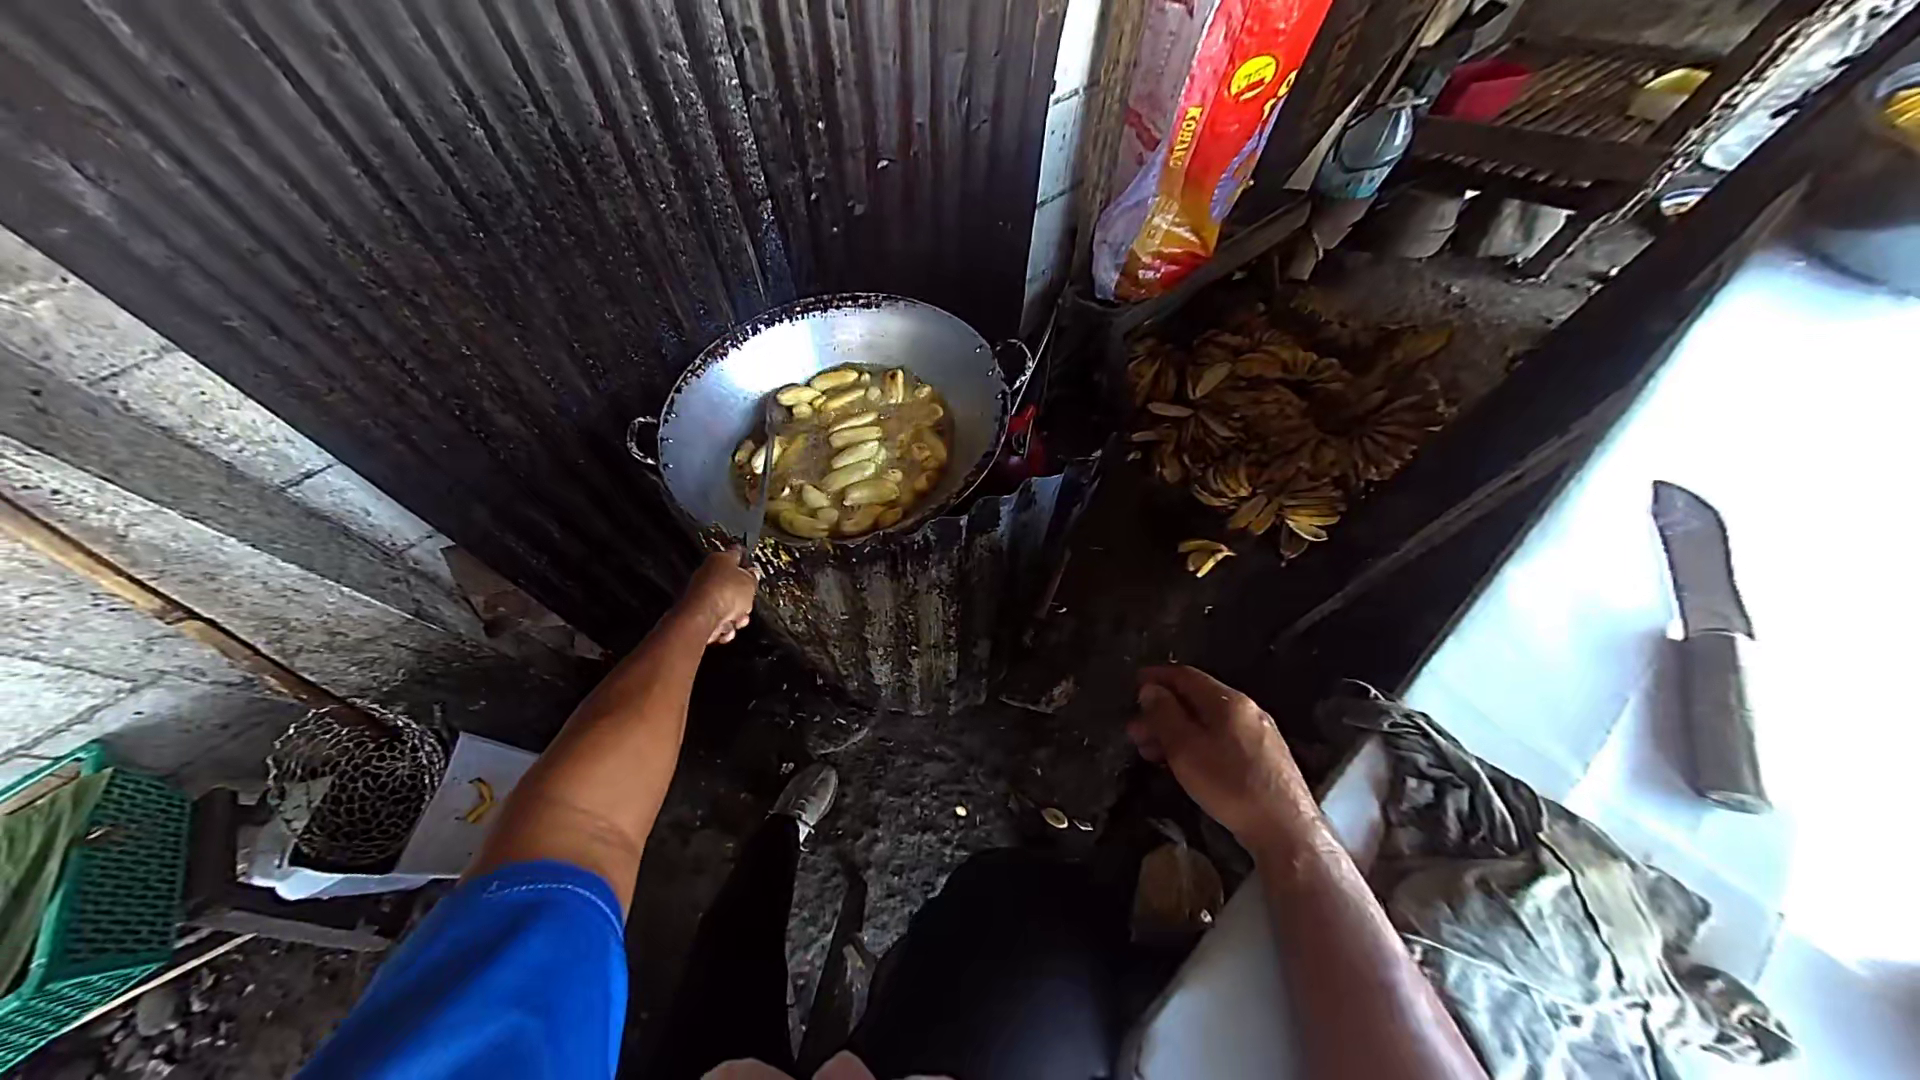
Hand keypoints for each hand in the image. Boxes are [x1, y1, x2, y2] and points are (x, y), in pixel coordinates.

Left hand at [677, 548, 757, 643]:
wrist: (703, 617)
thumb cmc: (723, 594)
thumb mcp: (750, 583)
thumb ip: (753, 577)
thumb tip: (753, 575)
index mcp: (719, 559)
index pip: (735, 555)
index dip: (745, 560)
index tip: (750, 564)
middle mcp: (707, 574)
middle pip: (732, 585)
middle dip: (743, 598)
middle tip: (747, 602)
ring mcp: (701, 595)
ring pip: (726, 606)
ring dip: (735, 616)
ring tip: (738, 619)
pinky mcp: (698, 613)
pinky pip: (717, 620)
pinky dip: (724, 626)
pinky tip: (727, 627)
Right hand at [1129, 665, 1319, 855]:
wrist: (1286, 829)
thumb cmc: (1230, 784)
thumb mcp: (1185, 748)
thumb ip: (1164, 714)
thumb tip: (1151, 689)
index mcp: (1228, 701)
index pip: (1186, 675)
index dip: (1157, 677)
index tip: (1134, 683)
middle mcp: (1246, 709)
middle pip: (1195, 700)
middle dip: (1161, 712)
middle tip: (1136, 730)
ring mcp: (1258, 733)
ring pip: (1207, 722)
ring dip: (1175, 731)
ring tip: (1151, 752)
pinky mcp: (1264, 758)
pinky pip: (1220, 739)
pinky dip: (1195, 744)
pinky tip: (1183, 763)